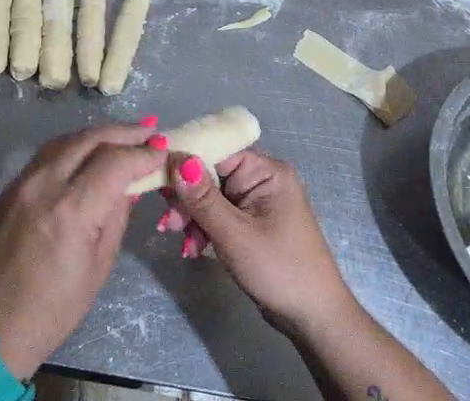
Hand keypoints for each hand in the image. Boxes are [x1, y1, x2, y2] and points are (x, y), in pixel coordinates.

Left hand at [0, 124, 166, 379]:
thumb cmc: (53, 308)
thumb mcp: (98, 266)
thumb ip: (116, 217)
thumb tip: (130, 184)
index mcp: (71, 210)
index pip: (114, 162)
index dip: (142, 153)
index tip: (164, 150)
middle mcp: (45, 184)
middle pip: (89, 139)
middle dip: (123, 132)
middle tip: (151, 132)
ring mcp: (23, 181)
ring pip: (66, 139)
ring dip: (98, 134)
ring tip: (125, 137)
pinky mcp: (10, 186)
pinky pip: (47, 153)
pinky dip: (74, 145)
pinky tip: (90, 151)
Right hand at [163, 148, 357, 335]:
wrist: (314, 318)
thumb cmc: (279, 270)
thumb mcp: (234, 234)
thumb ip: (202, 197)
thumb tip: (175, 158)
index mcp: (266, 171)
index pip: (216, 151)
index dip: (184, 162)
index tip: (156, 180)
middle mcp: (262, 179)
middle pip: (210, 174)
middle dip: (186, 198)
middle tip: (167, 223)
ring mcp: (257, 201)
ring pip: (210, 196)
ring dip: (191, 217)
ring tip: (180, 241)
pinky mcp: (251, 222)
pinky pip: (218, 214)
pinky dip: (203, 228)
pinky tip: (193, 248)